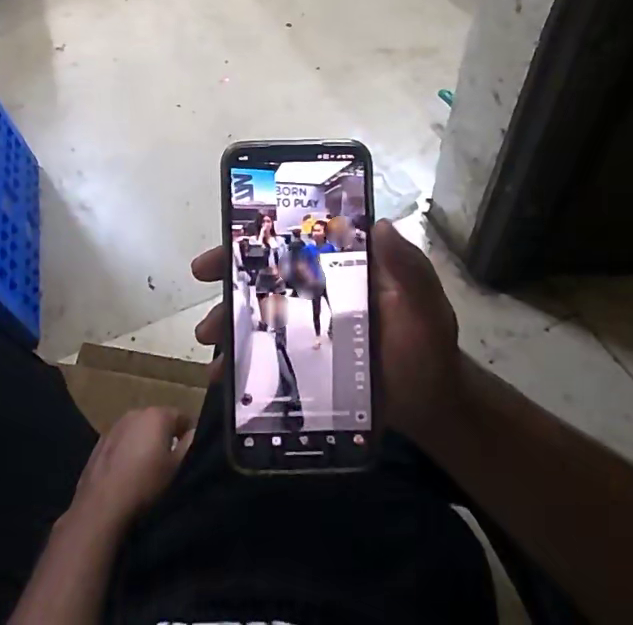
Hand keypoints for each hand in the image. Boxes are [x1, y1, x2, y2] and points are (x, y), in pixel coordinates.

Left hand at [68, 406, 193, 534]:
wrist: (102, 505)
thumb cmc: (146, 484)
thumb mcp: (176, 468)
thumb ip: (189, 445)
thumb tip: (194, 432)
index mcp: (156, 415)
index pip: (182, 416)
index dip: (189, 433)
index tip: (191, 451)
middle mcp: (135, 413)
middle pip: (158, 420)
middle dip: (166, 435)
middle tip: (171, 460)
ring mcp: (115, 426)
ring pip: (138, 430)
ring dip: (146, 441)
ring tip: (149, 467)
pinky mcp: (100, 442)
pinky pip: (122, 441)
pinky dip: (128, 449)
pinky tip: (128, 471)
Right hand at [192, 219, 465, 444]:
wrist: (431, 407)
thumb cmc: (429, 348)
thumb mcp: (425, 305)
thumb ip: (409, 270)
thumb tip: (381, 225)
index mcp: (345, 266)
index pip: (300, 238)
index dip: (265, 231)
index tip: (231, 233)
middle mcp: (322, 287)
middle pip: (269, 271)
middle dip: (231, 270)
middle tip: (201, 275)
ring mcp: (310, 324)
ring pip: (261, 311)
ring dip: (229, 317)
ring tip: (208, 339)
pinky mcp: (304, 359)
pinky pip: (266, 351)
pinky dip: (243, 360)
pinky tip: (225, 377)